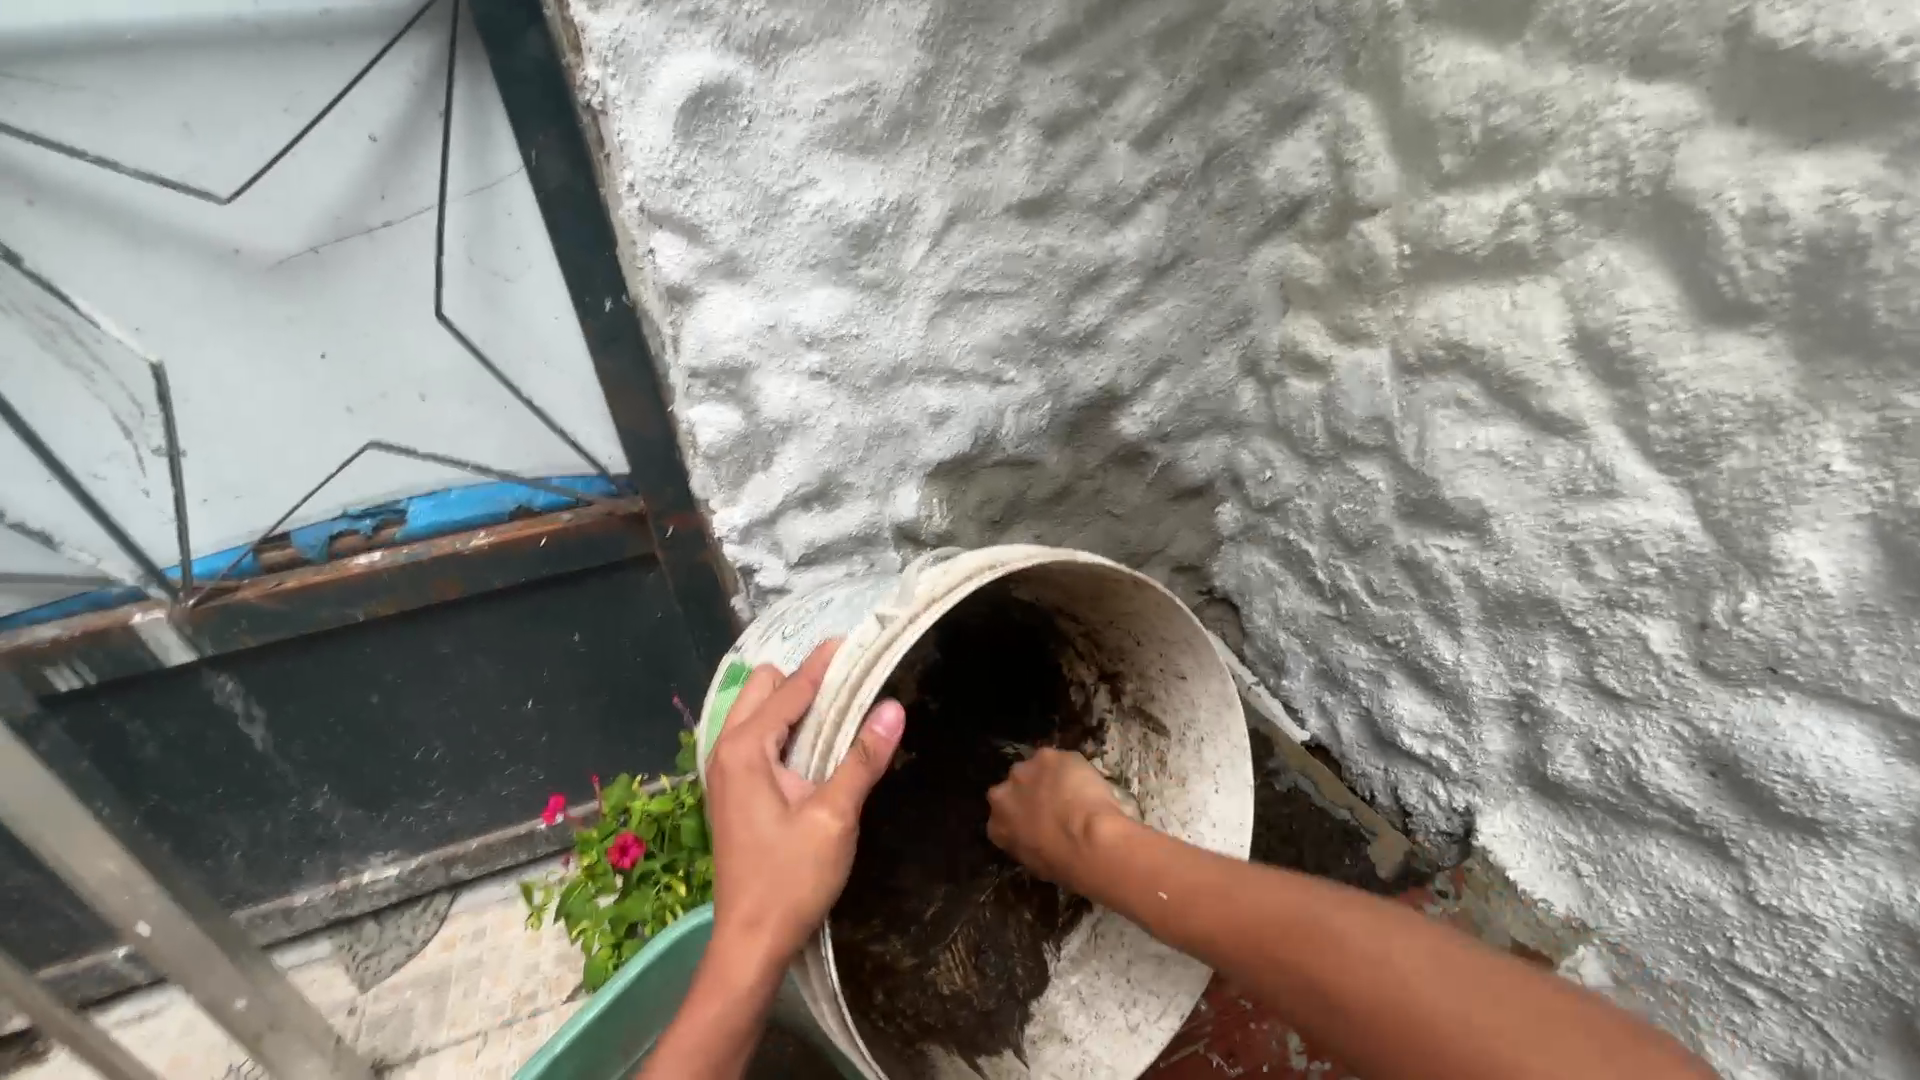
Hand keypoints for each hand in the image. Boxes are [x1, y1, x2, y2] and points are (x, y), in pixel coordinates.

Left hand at [703, 640, 905, 975]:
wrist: (750, 940)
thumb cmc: (791, 878)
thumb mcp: (835, 816)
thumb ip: (862, 758)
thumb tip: (893, 707)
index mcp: (745, 749)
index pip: (790, 689)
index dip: (824, 664)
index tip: (853, 640)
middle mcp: (725, 749)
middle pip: (763, 688)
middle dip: (804, 677)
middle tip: (850, 681)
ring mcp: (723, 770)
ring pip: (756, 711)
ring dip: (793, 701)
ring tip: (838, 706)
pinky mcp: (731, 789)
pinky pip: (756, 735)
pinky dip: (783, 725)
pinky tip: (814, 742)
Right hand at [986, 748, 1131, 892]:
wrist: (1088, 842)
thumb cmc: (1063, 863)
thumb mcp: (1034, 863)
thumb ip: (1025, 841)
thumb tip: (1035, 836)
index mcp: (997, 823)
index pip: (1003, 815)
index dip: (1021, 814)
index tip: (1037, 820)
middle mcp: (1003, 792)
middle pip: (1016, 785)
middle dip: (1031, 791)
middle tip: (1056, 804)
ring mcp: (1025, 769)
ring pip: (1038, 768)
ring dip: (1051, 777)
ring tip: (1075, 792)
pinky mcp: (1049, 756)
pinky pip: (1062, 761)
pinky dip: (1073, 769)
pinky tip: (1088, 784)